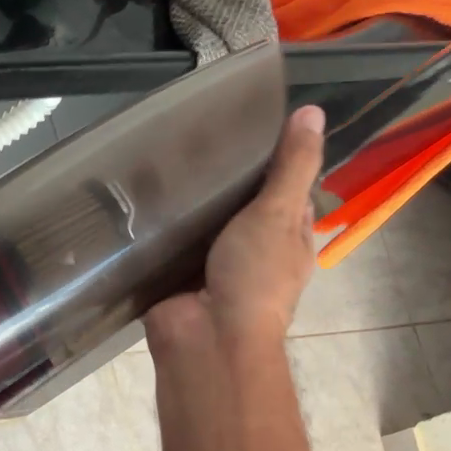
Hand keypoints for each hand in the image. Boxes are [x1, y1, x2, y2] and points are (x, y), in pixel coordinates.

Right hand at [144, 104, 325, 354]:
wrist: (204, 338)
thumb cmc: (254, 279)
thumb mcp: (279, 213)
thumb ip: (292, 166)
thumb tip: (311, 111)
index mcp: (287, 242)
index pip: (287, 194)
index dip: (274, 164)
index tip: (250, 131)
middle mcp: (250, 257)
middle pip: (239, 211)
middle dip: (223, 187)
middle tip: (197, 143)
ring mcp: (209, 272)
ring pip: (199, 231)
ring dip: (185, 210)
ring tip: (162, 164)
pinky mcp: (171, 283)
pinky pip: (164, 252)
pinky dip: (156, 235)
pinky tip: (139, 206)